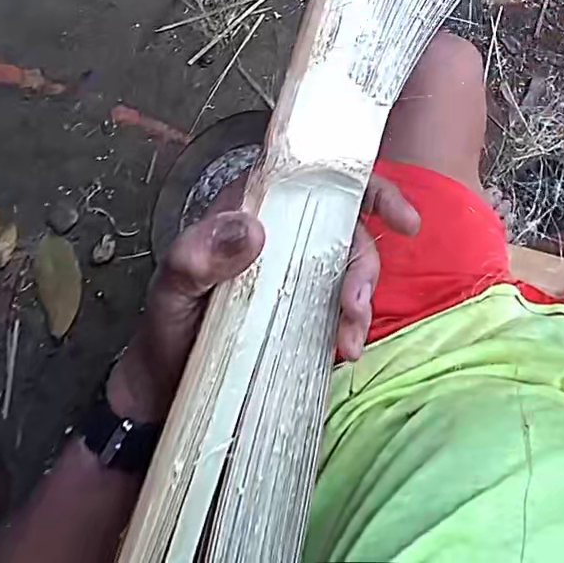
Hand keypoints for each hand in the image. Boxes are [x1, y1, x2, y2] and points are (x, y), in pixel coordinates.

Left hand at [105, 172, 419, 421]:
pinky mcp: (302, 310)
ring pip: (348, 267)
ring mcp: (294, 271)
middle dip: (365, 262)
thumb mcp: (174, 285)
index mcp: (252, 207)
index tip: (399, 215)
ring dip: (360, 301)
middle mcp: (280, 231)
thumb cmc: (166, 324)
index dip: (360, 183)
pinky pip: (340, 307)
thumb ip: (201, 254)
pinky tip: (341, 351)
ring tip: (346, 342)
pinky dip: (351, 326)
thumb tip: (253, 229)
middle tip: (356, 307)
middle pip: (344, 225)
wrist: (164, 386)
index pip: (310, 176)